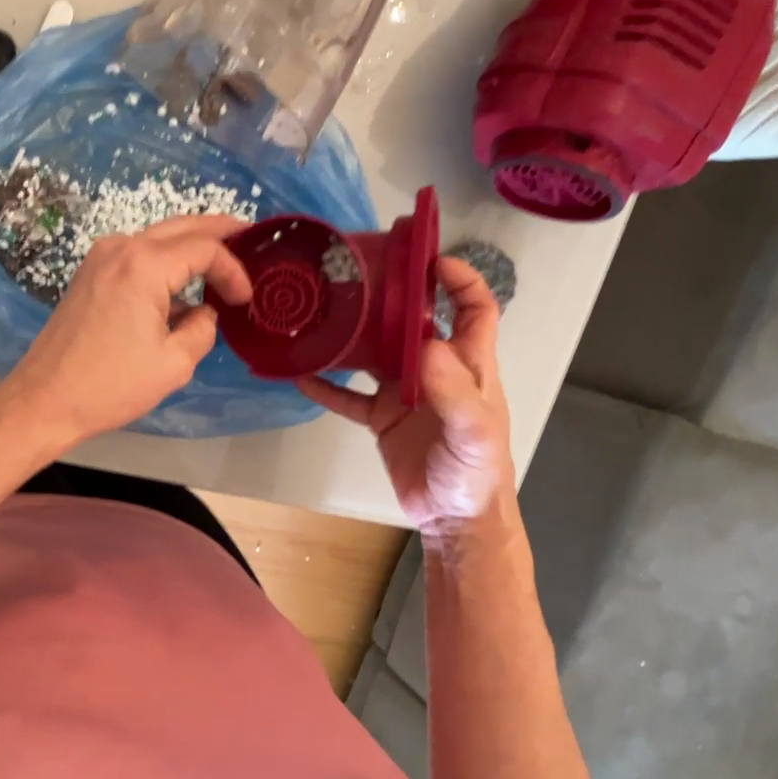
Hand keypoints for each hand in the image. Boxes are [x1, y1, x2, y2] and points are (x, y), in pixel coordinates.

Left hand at [0, 215, 254, 451]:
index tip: (247, 298)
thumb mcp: (174, 364)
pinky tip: (181, 287)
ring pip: (157, 238)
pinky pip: (136, 257)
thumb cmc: (109, 386)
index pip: (205, 249)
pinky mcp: (88, 275)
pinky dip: (164, 263)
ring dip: (190, 246)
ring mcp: (99, 258)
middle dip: (219, 231)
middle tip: (251, 238)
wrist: (44, 400)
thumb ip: (202, 330)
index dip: (234, 269)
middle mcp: (120, 248)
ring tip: (221, 262)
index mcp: (144, 265)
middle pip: (181, 227)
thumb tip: (204, 313)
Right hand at [298, 258, 514, 533]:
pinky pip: (349, 397)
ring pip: (376, 355)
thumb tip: (424, 344)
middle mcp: (436, 370)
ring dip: (353, 337)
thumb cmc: (476, 472)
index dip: (460, 280)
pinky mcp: (382, 418)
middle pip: (415, 322)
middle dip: (394, 297)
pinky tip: (301, 376)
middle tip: (360, 275)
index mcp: (469, 365)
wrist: (453, 518)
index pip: (474, 309)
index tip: (431, 260)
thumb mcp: (472, 431)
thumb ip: (452, 389)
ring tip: (323, 315)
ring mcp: (406, 394)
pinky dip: (326, 388)